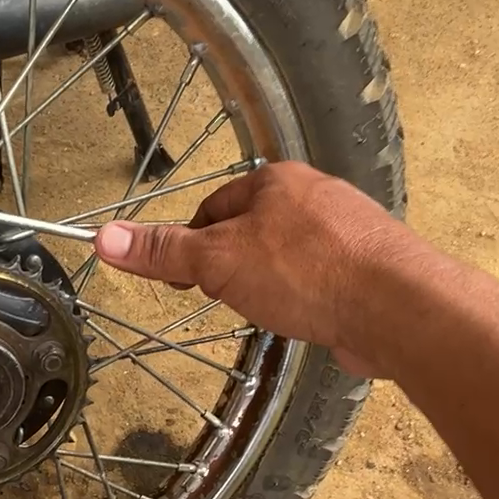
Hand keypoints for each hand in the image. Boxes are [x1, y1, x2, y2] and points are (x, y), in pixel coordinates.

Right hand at [92, 161, 421, 376]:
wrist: (395, 307)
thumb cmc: (302, 271)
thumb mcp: (219, 260)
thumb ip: (164, 251)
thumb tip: (102, 238)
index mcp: (275, 181)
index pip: (212, 210)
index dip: (192, 247)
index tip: (187, 283)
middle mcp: (313, 196)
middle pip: (249, 232)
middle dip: (232, 268)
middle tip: (229, 299)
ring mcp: (347, 230)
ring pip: (286, 256)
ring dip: (269, 284)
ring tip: (270, 311)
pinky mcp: (369, 266)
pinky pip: (320, 277)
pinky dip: (305, 297)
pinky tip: (306, 317)